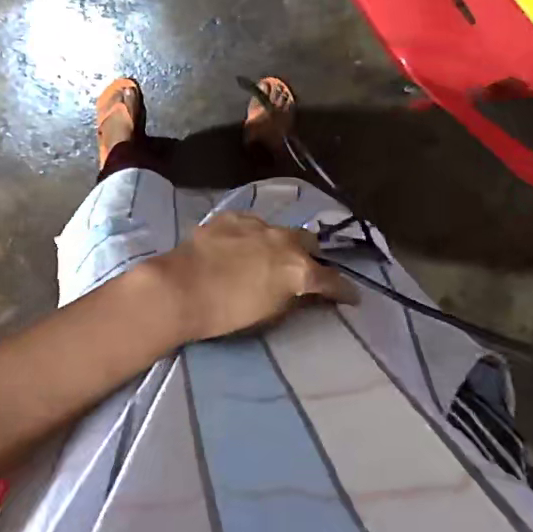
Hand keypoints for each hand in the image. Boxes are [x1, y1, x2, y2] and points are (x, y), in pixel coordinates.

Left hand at [144, 212, 355, 341]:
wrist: (181, 288)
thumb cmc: (227, 313)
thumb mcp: (270, 314)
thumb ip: (294, 299)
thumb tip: (305, 293)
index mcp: (299, 270)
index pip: (332, 280)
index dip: (344, 290)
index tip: (351, 296)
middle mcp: (284, 241)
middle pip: (309, 243)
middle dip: (310, 256)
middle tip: (301, 271)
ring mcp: (257, 224)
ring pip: (279, 230)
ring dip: (279, 243)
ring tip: (264, 257)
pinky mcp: (231, 217)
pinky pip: (251, 225)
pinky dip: (251, 236)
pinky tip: (238, 248)